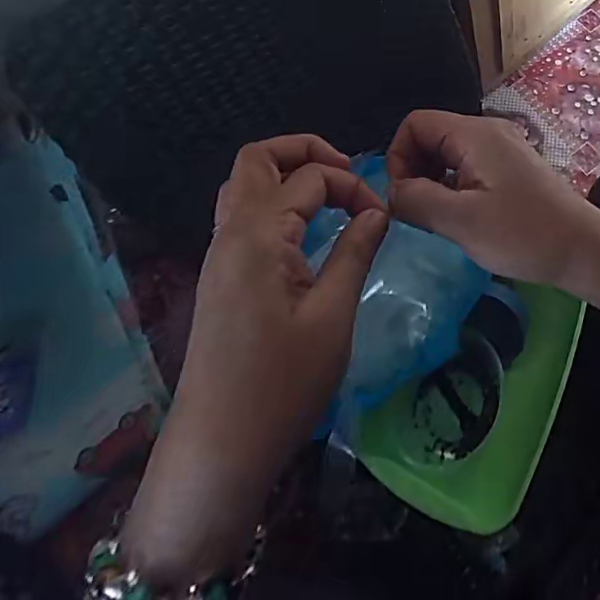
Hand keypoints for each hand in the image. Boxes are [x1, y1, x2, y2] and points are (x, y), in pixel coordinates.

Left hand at [125, 135, 388, 582]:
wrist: (218, 448)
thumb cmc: (282, 384)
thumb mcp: (332, 316)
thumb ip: (355, 251)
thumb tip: (376, 210)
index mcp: (258, 235)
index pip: (310, 177)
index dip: (352, 184)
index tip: (381, 216)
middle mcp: (230, 233)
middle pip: (257, 159)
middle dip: (305, 151)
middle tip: (346, 174)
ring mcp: (218, 254)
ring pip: (244, 185)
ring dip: (286, 175)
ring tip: (328, 196)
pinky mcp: (219, 277)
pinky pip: (242, 215)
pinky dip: (274, 203)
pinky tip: (303, 231)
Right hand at [385, 110, 599, 291]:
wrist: (586, 250)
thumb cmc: (524, 234)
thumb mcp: (461, 221)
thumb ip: (416, 201)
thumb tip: (390, 193)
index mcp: (475, 134)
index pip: (416, 124)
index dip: (398, 156)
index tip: (403, 196)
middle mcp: (488, 132)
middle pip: (431, 137)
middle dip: (414, 171)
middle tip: (418, 212)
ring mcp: (503, 150)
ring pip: (448, 155)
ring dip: (433, 183)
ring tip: (438, 220)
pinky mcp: (512, 169)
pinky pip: (468, 168)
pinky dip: (454, 188)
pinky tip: (462, 219)